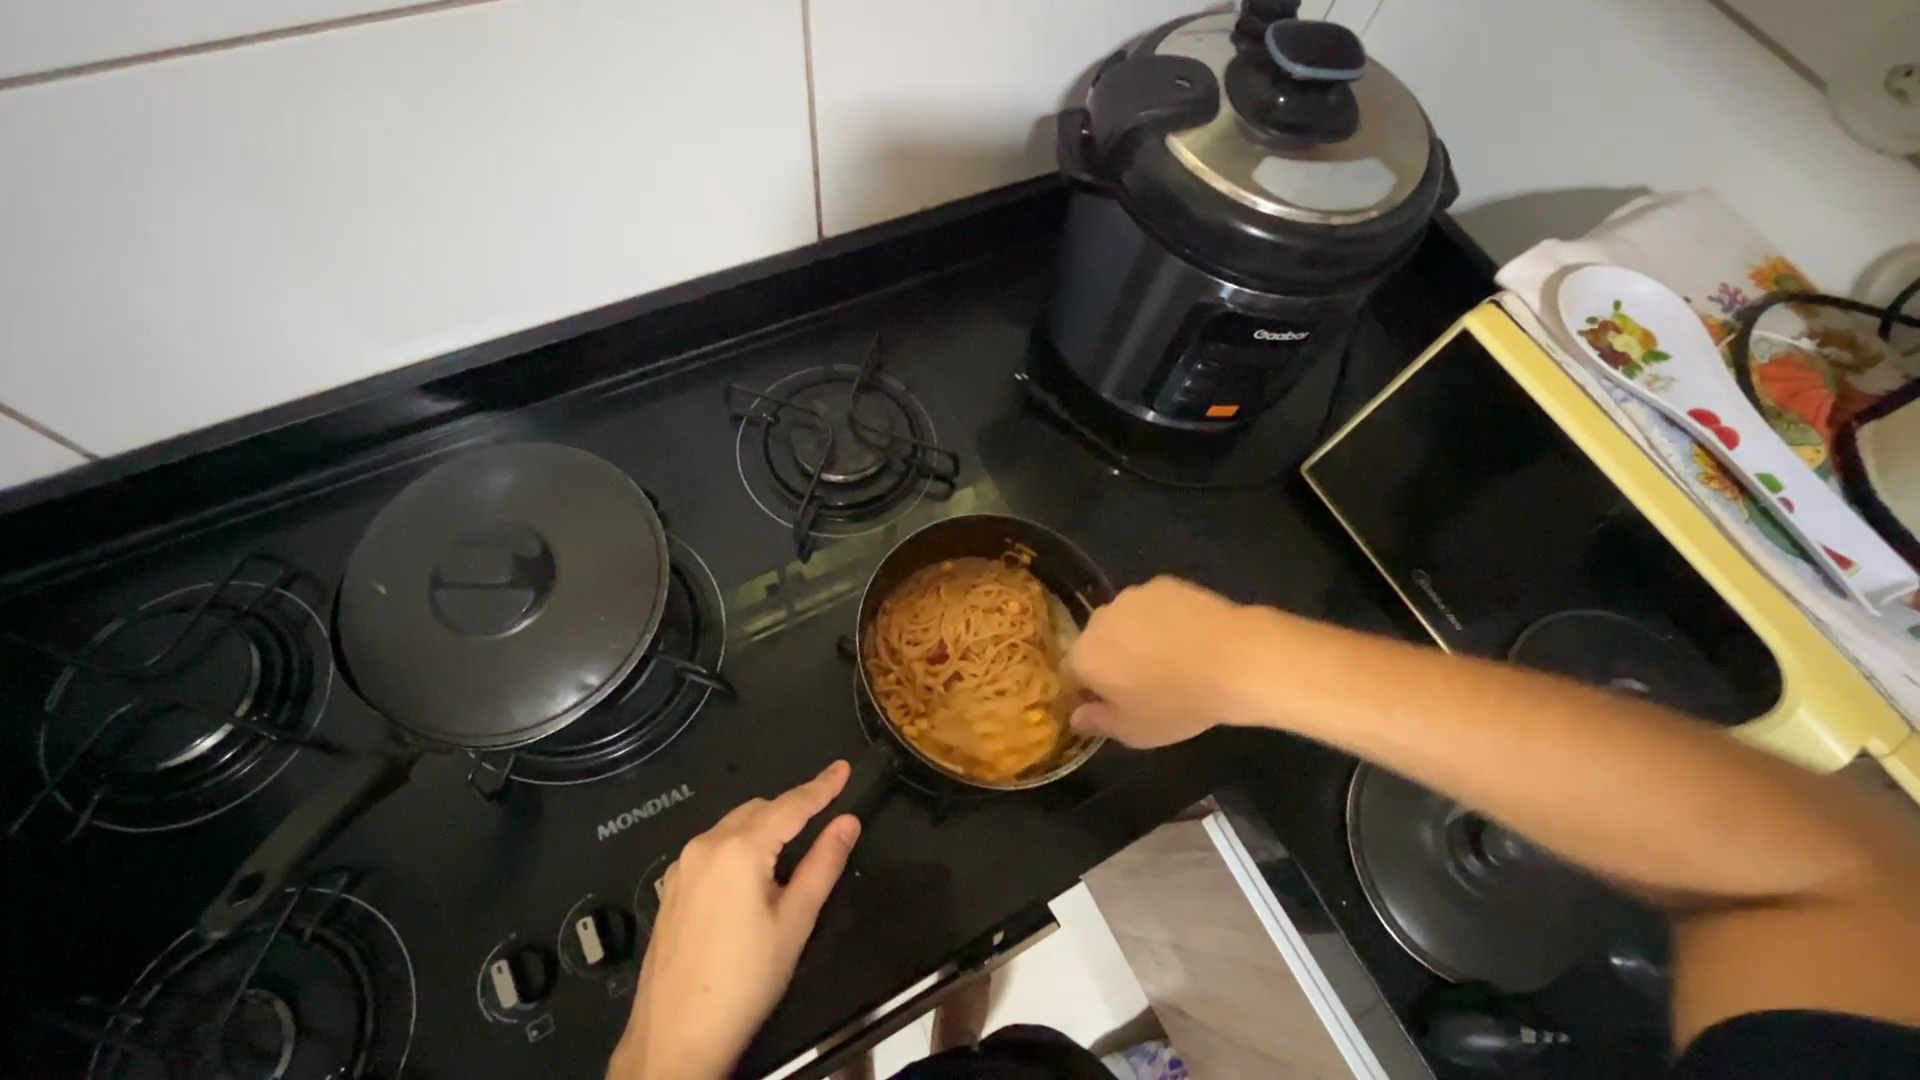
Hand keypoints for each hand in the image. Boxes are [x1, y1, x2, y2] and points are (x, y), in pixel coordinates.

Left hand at [609, 762, 861, 1079]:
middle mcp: (705, 846)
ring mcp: (682, 867)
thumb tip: (847, 822)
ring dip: (764, 827)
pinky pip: (713, 849)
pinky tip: (751, 878)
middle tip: (825, 820)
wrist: (675, 1038)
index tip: (842, 768)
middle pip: (759, 810)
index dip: (821, 786)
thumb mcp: (795, 922)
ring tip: (791, 853)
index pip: (791, 805)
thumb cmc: (745, 980)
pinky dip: (739, 846)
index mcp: (739, 849)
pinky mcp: (671, 888)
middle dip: (792, 810)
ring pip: (733, 827)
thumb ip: (823, 864)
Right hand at [1067, 576, 1279, 746]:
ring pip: (1122, 621)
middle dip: (1110, 660)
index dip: (1087, 691)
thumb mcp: (1135, 731)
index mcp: (1085, 657)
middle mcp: (1099, 621)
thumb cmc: (1177, 703)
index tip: (1110, 703)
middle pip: (1095, 643)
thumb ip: (1098, 723)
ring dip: (1134, 636)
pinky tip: (1186, 635)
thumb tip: (1076, 716)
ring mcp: (1131, 597)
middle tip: (1141, 681)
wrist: (1233, 660)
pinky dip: (1161, 618)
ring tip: (1168, 656)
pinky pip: (1151, 605)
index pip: (1071, 675)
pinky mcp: (1162, 584)